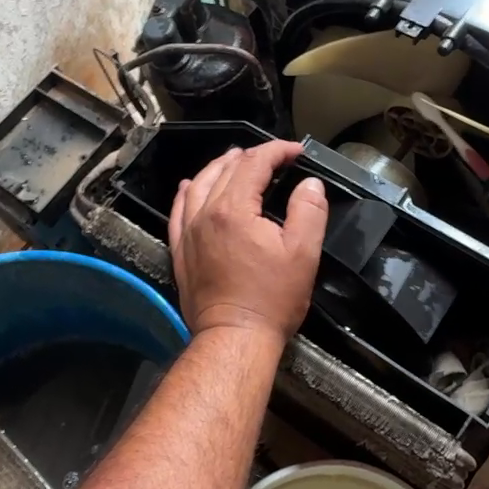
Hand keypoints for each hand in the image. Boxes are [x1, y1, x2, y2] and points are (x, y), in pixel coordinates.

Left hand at [169, 141, 328, 340]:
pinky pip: (178, 211)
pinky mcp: (181, 252)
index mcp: (235, 209)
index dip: (277, 151)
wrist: (235, 338)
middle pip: (224, 170)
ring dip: (218, 167)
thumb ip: (309, 210)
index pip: (254, 164)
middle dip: (251, 156)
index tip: (296, 151)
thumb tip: (309, 183)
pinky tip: (190, 186)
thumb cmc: (272, 299)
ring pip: (198, 185)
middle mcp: (205, 214)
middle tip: (273, 157)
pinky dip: (187, 192)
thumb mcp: (303, 253)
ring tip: (233, 159)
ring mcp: (189, 233)